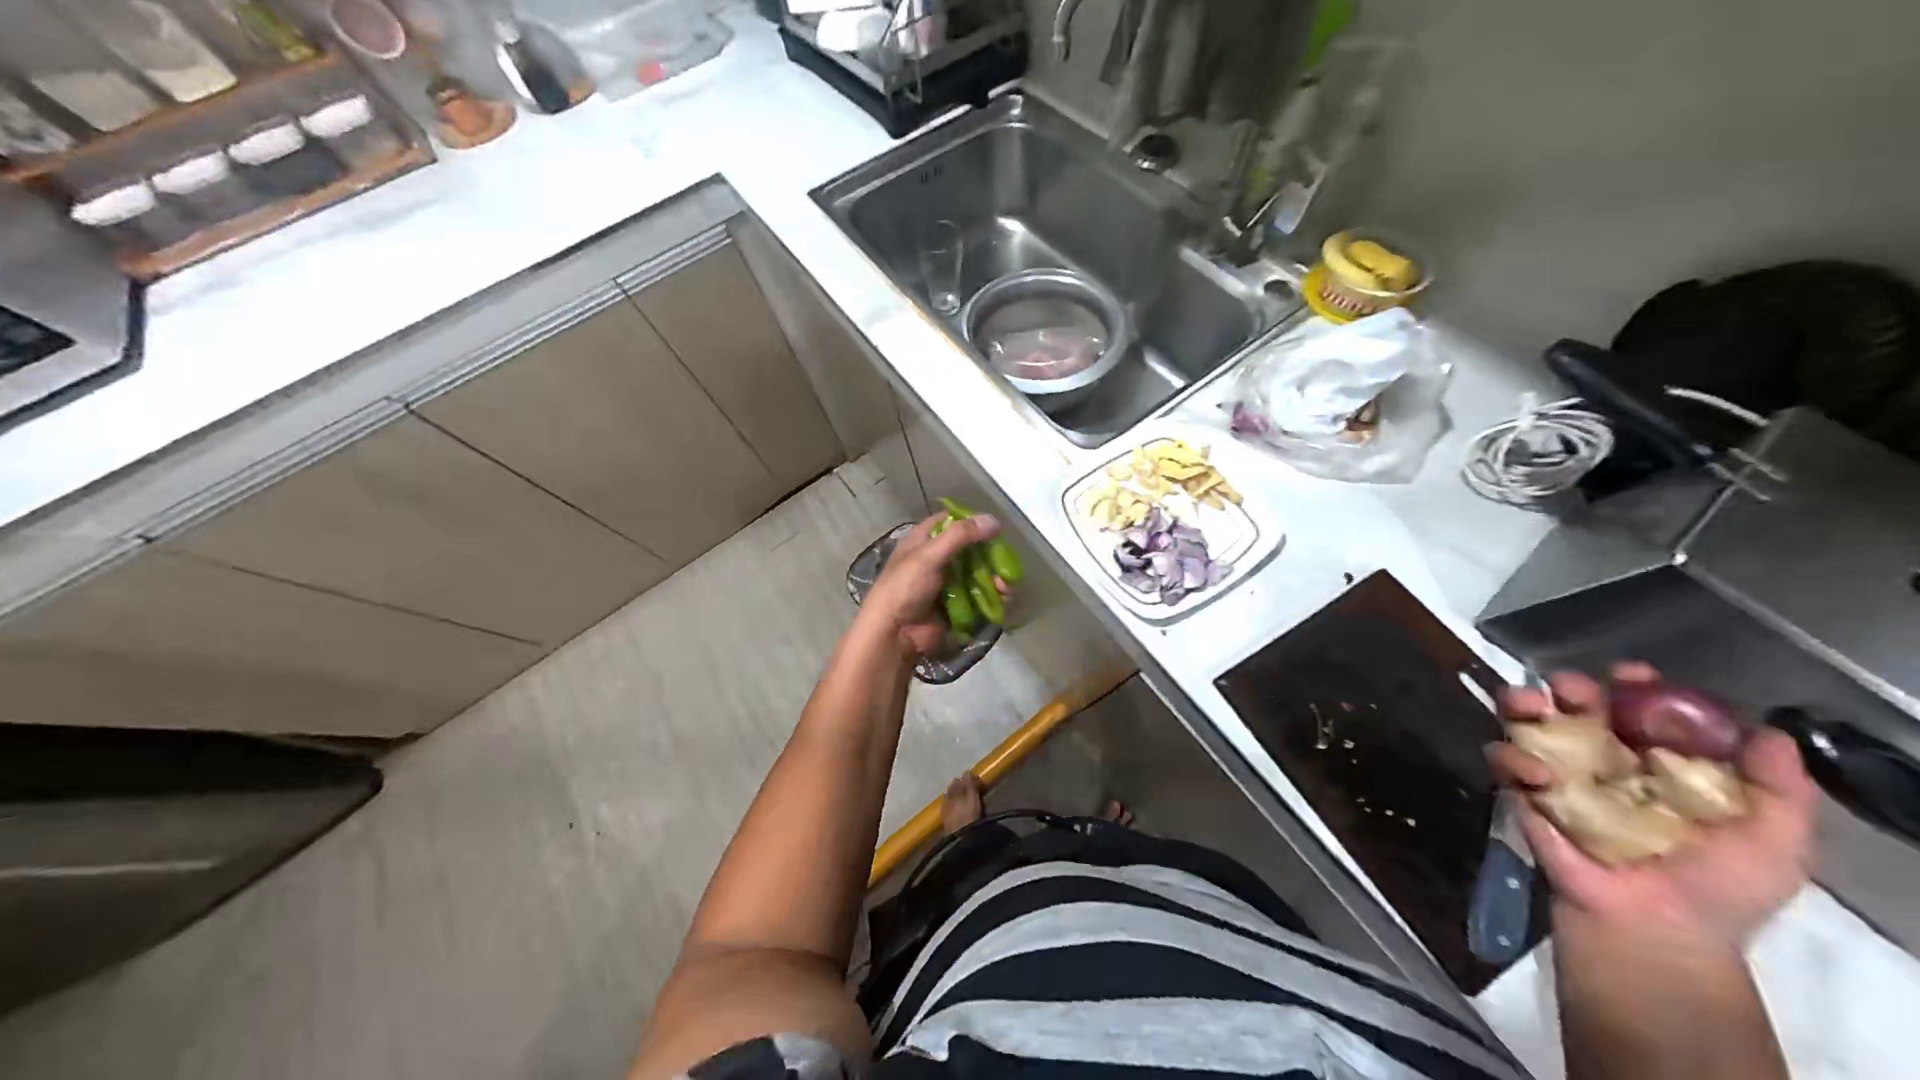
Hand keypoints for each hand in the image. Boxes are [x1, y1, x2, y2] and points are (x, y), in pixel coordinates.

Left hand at [858, 511, 1004, 658]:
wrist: (895, 635)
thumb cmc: (904, 587)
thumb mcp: (928, 555)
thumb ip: (960, 535)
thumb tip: (994, 521)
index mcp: (924, 541)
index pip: (951, 521)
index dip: (971, 521)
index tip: (993, 526)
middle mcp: (938, 559)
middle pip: (971, 548)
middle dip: (991, 554)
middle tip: (1004, 561)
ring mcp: (949, 583)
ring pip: (979, 573)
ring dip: (995, 576)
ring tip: (1005, 585)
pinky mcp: (958, 605)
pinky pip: (981, 596)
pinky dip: (994, 595)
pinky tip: (1004, 598)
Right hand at [1487, 663, 1817, 950]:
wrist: (1653, 929)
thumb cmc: (1717, 888)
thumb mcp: (1772, 842)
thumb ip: (1779, 790)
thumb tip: (1770, 732)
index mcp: (1656, 758)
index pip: (1641, 706)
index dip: (1636, 684)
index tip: (1632, 675)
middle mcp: (1603, 755)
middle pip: (1575, 702)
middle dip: (1569, 685)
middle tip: (1570, 689)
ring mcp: (1558, 770)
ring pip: (1526, 718)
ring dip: (1523, 703)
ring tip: (1532, 708)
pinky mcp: (1522, 790)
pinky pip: (1502, 758)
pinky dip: (1512, 757)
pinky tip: (1537, 776)